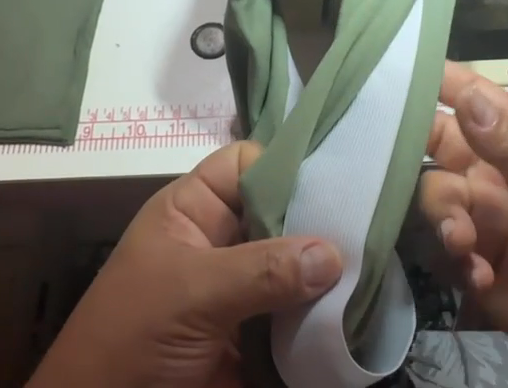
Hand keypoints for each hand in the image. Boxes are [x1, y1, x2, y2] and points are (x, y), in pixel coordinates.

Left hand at [29, 141, 340, 387]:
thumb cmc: (132, 336)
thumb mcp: (191, 292)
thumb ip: (261, 269)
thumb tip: (333, 252)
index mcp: (193, 212)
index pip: (245, 166)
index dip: (283, 166)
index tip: (335, 179)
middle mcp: (222, 243)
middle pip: (280, 216)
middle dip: (320, 223)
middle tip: (369, 228)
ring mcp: (241, 293)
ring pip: (296, 269)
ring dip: (328, 277)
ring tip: (374, 269)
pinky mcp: (256, 341)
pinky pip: (298, 320)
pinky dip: (324, 321)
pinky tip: (359, 313)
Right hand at [418, 64, 507, 387]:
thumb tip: (464, 95)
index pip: (471, 96)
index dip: (433, 78)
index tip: (387, 68)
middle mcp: (496, 173)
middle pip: (436, 144)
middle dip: (415, 149)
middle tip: (393, 160)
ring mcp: (486, 220)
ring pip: (435, 196)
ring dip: (442, 214)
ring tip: (465, 242)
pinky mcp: (479, 267)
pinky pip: (445, 251)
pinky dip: (456, 260)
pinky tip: (482, 276)